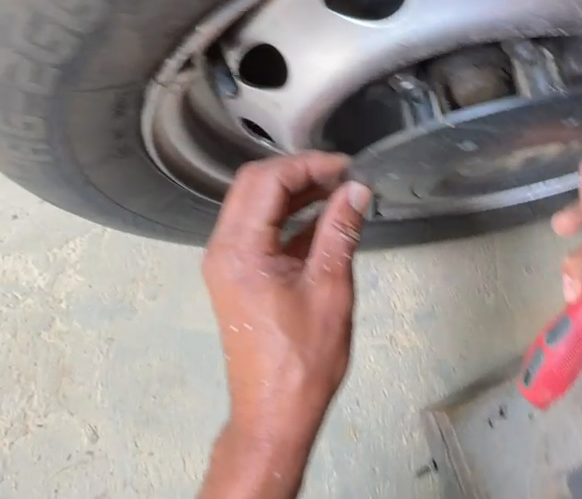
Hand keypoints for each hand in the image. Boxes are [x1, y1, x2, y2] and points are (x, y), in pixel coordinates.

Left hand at [199, 152, 371, 498]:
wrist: (274, 417)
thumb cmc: (302, 358)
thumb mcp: (329, 289)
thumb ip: (340, 231)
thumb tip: (357, 188)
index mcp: (239, 249)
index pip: (268, 180)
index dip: (308, 165)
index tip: (346, 168)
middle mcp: (224, 248)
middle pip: (255, 185)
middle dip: (300, 172)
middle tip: (342, 176)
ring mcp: (228, 262)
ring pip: (256, 203)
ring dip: (296, 192)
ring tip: (339, 191)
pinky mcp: (239, 275)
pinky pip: (260, 228)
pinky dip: (290, 217)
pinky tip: (325, 218)